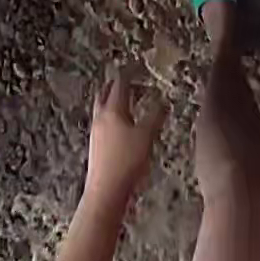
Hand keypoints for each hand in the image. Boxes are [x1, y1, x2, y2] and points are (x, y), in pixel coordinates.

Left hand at [84, 72, 167, 205]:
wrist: (105, 193)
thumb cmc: (127, 162)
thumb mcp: (147, 136)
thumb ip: (156, 115)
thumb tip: (163, 101)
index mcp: (113, 110)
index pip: (120, 83)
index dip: (130, 72)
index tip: (138, 66)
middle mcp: (101, 117)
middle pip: (106, 92)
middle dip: (117, 83)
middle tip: (131, 79)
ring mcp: (96, 131)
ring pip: (103, 106)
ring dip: (114, 98)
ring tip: (129, 100)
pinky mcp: (96, 145)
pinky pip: (103, 120)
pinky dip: (113, 114)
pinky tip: (123, 124)